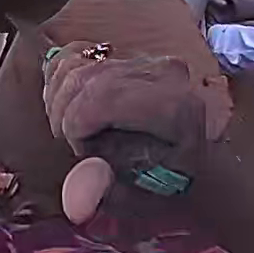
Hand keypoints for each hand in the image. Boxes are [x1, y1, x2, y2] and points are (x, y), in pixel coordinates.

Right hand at [43, 43, 207, 184]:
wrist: (195, 161)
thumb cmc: (167, 183)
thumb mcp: (143, 198)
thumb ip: (107, 193)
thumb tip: (75, 202)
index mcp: (174, 106)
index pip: (104, 96)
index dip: (76, 124)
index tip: (82, 153)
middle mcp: (161, 71)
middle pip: (83, 79)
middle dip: (64, 116)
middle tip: (79, 146)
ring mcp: (142, 56)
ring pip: (73, 64)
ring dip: (58, 100)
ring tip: (77, 129)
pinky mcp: (125, 50)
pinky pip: (74, 53)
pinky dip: (60, 80)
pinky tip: (72, 107)